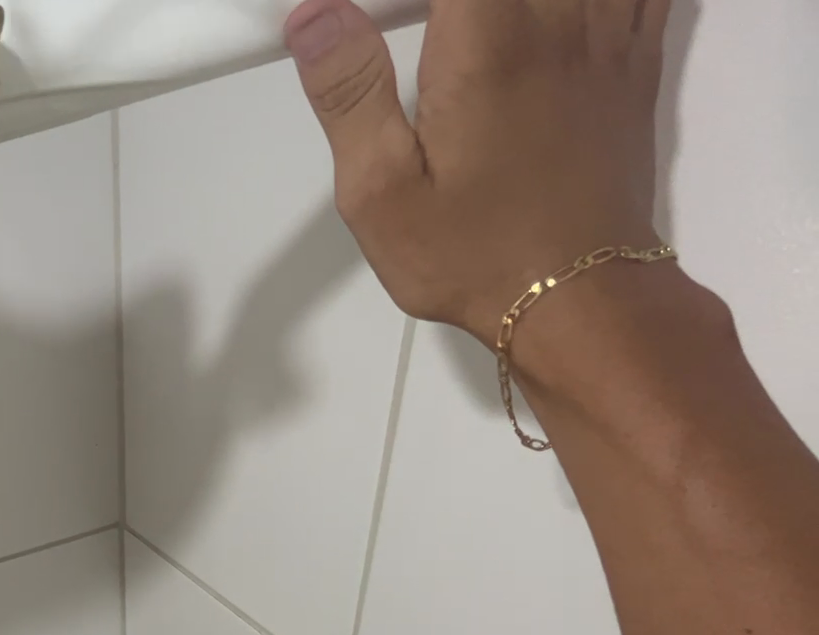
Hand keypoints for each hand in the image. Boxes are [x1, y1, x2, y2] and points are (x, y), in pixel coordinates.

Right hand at [284, 0, 671, 349]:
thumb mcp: (378, 190)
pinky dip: (565, 1)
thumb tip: (314, 17)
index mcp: (490, 44)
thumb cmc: (465, 251)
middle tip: (390, 32)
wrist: (572, 292)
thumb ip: (351, 94)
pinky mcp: (634, 50)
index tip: (348, 21)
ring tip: (451, 42)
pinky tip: (528, 26)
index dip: (385, 1)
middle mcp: (563, 15)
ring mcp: (612, 26)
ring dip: (492, 8)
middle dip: (433, 8)